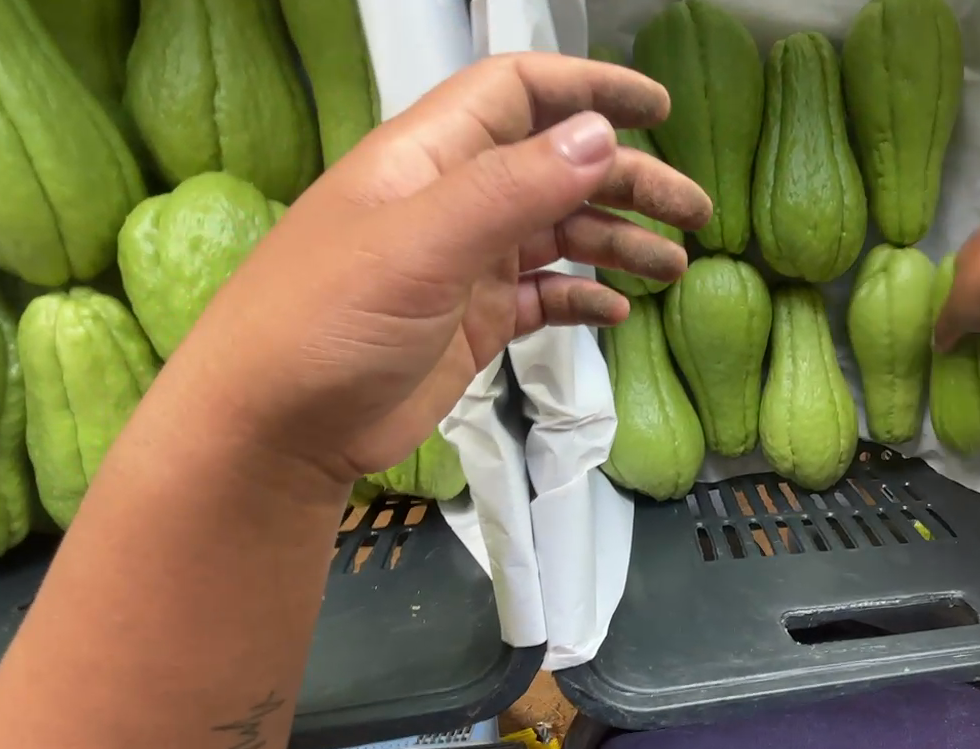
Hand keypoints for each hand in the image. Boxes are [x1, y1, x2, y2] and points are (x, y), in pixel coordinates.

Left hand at [175, 53, 711, 483]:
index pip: (521, 95)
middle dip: (631, 184)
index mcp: (433, 158)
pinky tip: (618, 312)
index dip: (589, 91)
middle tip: (696, 212)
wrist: (282, 426)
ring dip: (620, 245)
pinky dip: (585, 300)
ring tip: (675, 266)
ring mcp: (470, 266)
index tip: (658, 107)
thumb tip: (600, 138)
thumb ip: (512, 190)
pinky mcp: (479, 322)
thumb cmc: (331, 322)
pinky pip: (547, 298)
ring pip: (562, 237)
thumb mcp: (422, 246)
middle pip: (560, 172)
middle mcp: (457, 203)